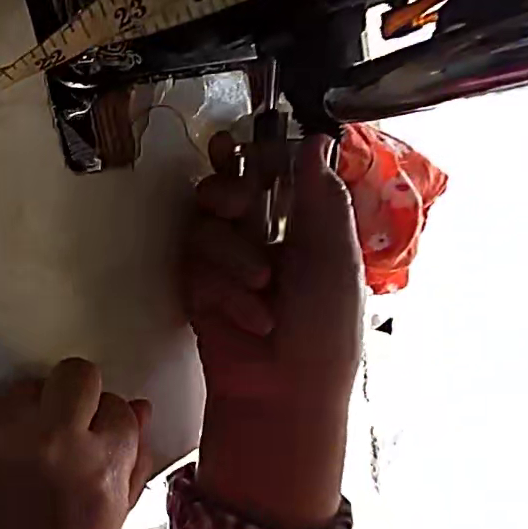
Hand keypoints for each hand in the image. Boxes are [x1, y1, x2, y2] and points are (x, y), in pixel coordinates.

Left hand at [0, 358, 152, 528]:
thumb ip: (126, 474)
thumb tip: (138, 411)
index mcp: (98, 476)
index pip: (119, 409)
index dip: (104, 426)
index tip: (88, 442)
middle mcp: (50, 440)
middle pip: (77, 374)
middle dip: (73, 396)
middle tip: (54, 432)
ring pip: (26, 386)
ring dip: (27, 411)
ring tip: (10, 456)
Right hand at [185, 131, 363, 528]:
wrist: (285, 389)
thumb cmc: (325, 326)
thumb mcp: (334, 257)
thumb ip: (321, 198)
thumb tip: (318, 139)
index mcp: (298, 223)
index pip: (268, 172)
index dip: (254, 155)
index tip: (243, 146)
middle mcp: (256, 235)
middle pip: (222, 187)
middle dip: (226, 192)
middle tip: (237, 205)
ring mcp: (221, 261)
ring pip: (203, 226)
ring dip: (233, 257)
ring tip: (261, 289)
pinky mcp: (194, 286)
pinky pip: (193, 265)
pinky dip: (222, 290)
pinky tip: (248, 316)